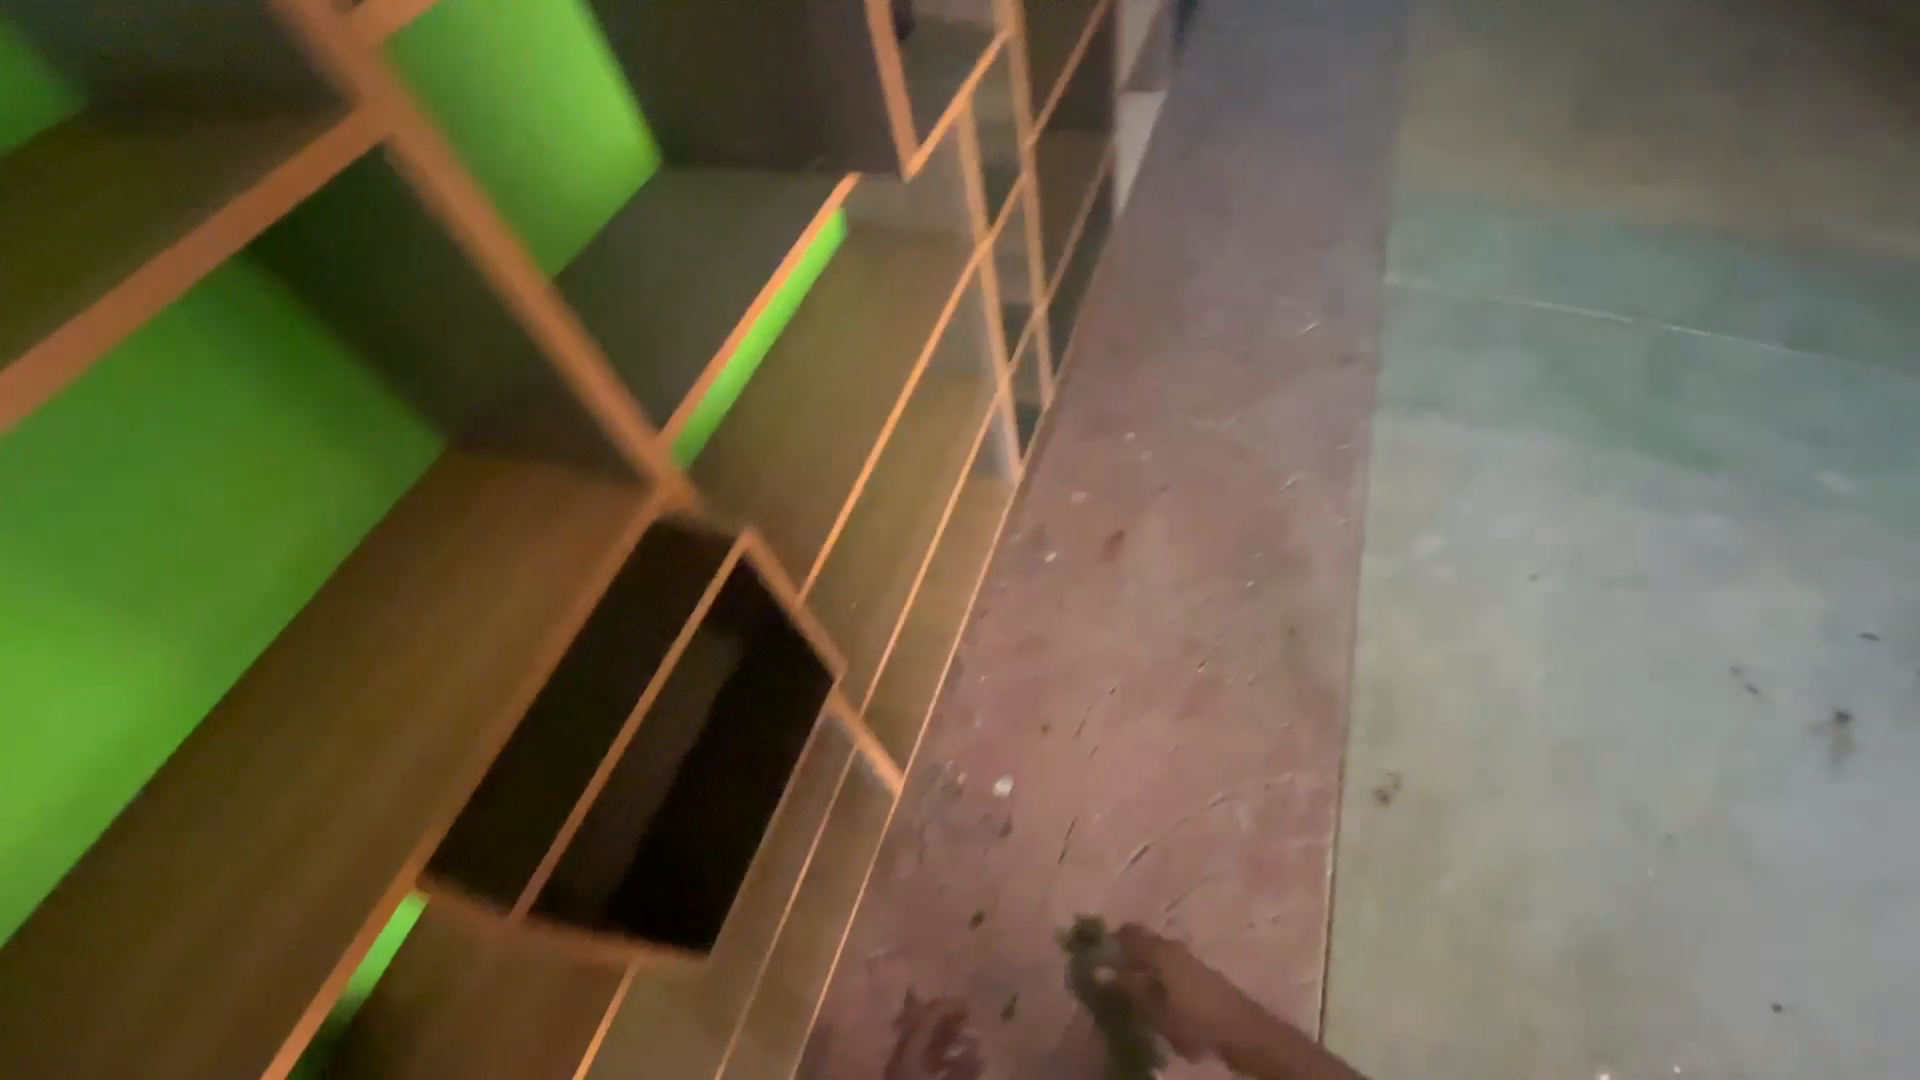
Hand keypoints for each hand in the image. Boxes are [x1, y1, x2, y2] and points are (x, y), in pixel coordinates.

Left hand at [883, 993, 983, 1079]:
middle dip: (947, 1021)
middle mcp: (901, 1060)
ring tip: (972, 1042)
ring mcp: (902, 1075)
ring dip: (948, 1042)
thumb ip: (961, 1072)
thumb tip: (977, 1049)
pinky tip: (965, 1068)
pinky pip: (926, 1068)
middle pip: (923, 1029)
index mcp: (907, 1055)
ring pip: (925, 1049)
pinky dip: (945, 1063)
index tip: (970, 1005)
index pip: (926, 1019)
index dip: (948, 1008)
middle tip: (969, 1016)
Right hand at [1102, 923, 1269, 1062]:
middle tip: (1112, 981)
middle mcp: (1172, 947)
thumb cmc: (1195, 1018)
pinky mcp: (1199, 974)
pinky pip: (1170, 970)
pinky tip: (1159, 1003)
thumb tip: (1103, 972)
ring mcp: (1188, 959)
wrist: (1243, 1031)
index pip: (1126, 932)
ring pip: (1156, 958)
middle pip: (1141, 944)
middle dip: (1125, 958)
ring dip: (1143, 972)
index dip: (1109, 942)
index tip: (1095, 958)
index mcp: (1158, 949)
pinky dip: (1159, 981)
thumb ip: (1128, 989)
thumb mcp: (1155, 1010)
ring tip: (1135, 997)